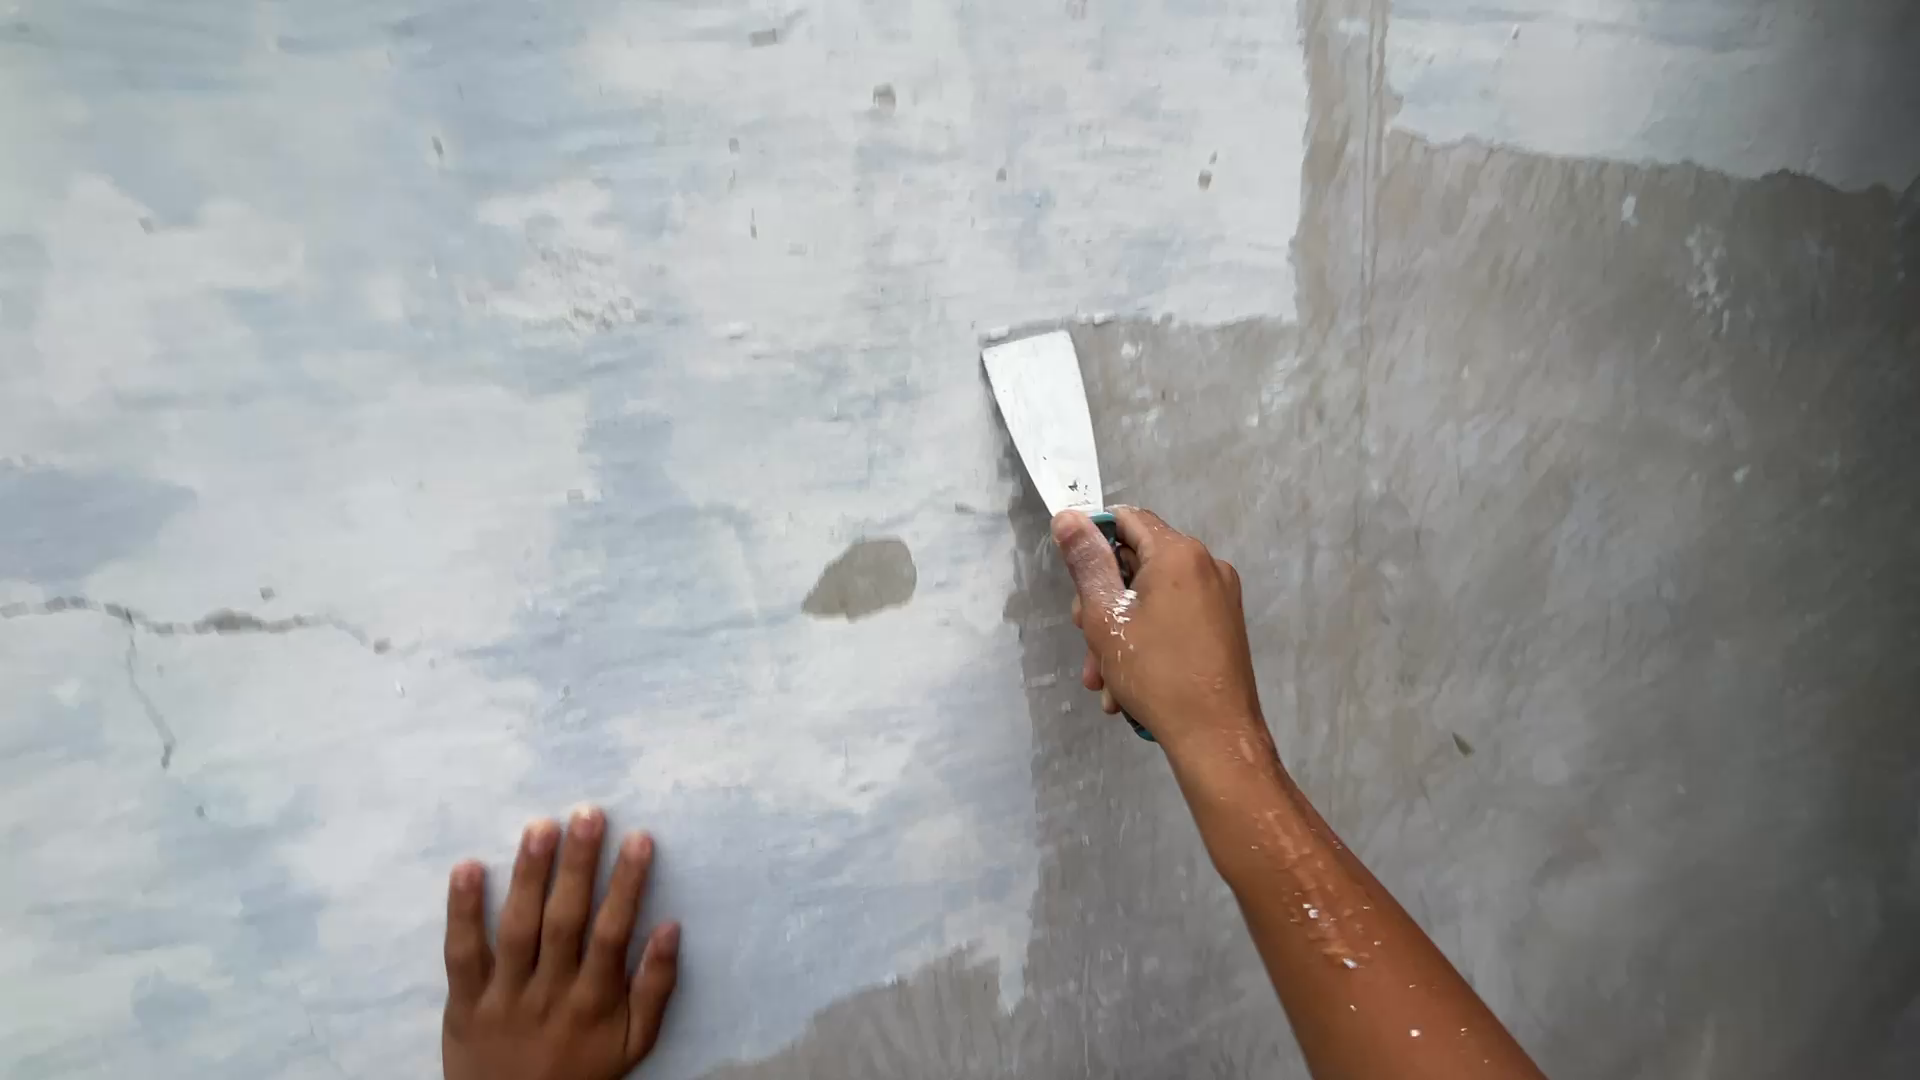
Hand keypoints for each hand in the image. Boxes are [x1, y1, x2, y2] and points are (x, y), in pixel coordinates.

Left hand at [443, 808, 680, 1079]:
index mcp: (593, 1002)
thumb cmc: (583, 1071)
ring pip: (516, 929)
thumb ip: (657, 987)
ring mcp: (501, 999)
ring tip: (540, 826)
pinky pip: (461, 954)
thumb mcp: (635, 1043)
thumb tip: (670, 927)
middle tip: (588, 814)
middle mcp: (547, 995)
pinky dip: (462, 911)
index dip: (627, 883)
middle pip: (564, 921)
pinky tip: (469, 867)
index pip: (614, 932)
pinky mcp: (463, 1004)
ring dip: (529, 875)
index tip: (639, 837)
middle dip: (578, 864)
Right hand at [1053, 507, 1265, 755]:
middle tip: (1086, 639)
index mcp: (1179, 553)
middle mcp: (1206, 565)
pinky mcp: (1223, 625)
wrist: (1216, 737)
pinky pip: (1172, 618)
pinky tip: (1126, 683)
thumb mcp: (1106, 615)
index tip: (1076, 579)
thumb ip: (1086, 561)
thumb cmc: (1155, 672)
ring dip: (1119, 631)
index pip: (1127, 519)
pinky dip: (1146, 640)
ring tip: (1102, 677)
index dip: (1094, 541)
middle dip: (1103, 601)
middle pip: (1138, 564)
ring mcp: (1219, 597)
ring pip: (1151, 598)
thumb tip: (1068, 516)